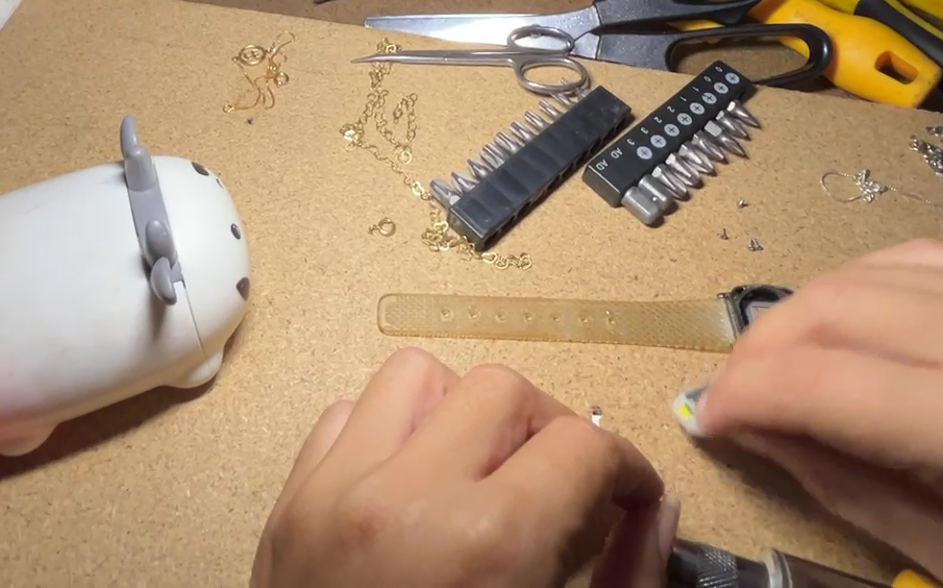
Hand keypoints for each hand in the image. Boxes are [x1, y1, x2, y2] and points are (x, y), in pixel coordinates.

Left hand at [254, 348, 674, 587]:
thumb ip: (622, 580)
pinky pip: (347, 413)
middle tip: (557, 481)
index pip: (581, 447)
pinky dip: (388, 430)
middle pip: (500, 388)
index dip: (626, 468)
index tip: (630, 495)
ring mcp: (332, 489)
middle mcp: (402, 495)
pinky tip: (406, 484)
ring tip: (475, 470)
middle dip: (546, 428)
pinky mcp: (289, 499)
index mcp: (483, 547)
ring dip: (459, 409)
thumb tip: (653, 510)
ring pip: (416, 375)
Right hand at [693, 239, 942, 587]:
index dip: (743, 395)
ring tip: (786, 361)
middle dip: (761, 349)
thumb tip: (749, 425)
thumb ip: (848, 485)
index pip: (820, 382)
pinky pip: (922, 259)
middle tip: (737, 392)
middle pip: (832, 308)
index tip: (708, 417)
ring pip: (866, 270)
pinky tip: (855, 327)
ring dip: (805, 314)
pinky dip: (864, 289)